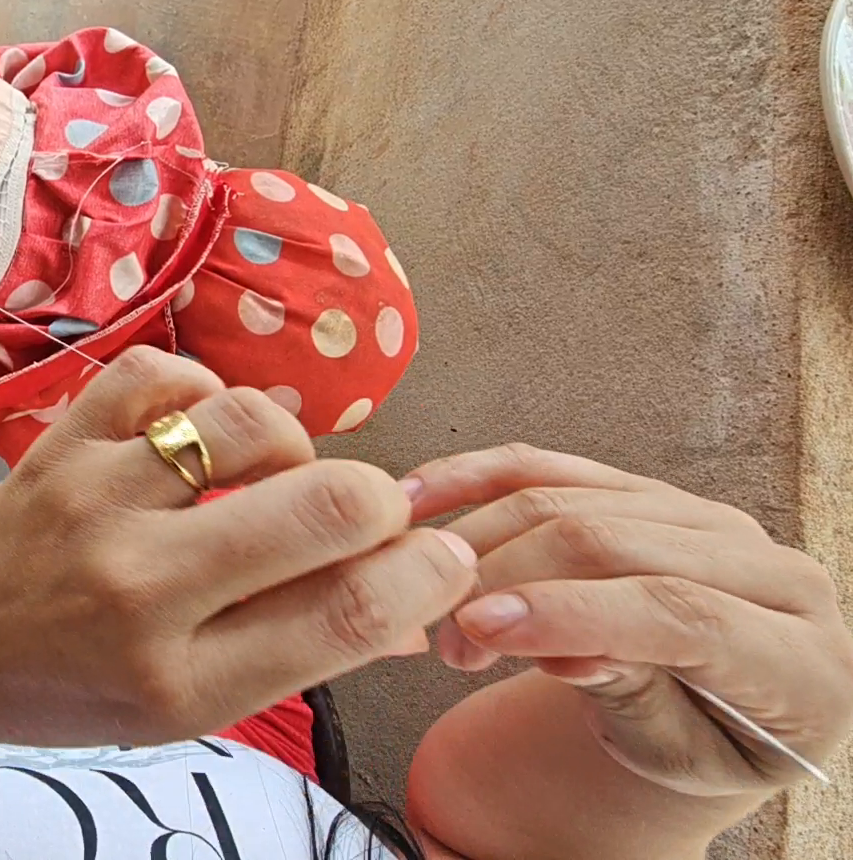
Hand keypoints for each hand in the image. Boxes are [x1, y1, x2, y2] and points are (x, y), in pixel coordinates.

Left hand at [0, 347, 480, 747]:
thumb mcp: (180, 708)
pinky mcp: (57, 446)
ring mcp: (92, 499)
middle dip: (381, 502)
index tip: (440, 556)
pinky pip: (156, 376)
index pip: (353, 612)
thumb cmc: (64, 687)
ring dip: (291, 442)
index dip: (429, 574)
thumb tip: (406, 598)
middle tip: (362, 510)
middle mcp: (139, 584)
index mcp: (181, 679)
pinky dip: (201, 388)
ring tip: (270, 472)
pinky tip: (198, 426)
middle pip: (327, 506)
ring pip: (249, 422)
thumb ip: (290, 652)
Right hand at [407, 445, 852, 794]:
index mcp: (802, 655)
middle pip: (603, 541)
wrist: (699, 705)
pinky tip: (417, 496)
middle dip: (499, 580)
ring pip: (554, 497)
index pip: (679, 614)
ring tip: (429, 592)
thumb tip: (562, 655)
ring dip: (471, 542)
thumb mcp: (674, 754)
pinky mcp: (628, 486)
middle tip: (445, 632)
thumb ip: (630, 701)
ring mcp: (694, 514)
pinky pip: (534, 465)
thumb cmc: (694, 737)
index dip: (566, 614)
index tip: (478, 629)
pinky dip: (465, 477)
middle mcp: (763, 566)